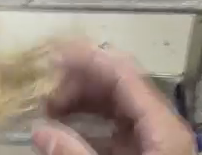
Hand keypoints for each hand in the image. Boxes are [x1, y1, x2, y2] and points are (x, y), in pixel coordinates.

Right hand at [32, 42, 196, 154]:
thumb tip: (38, 131)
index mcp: (162, 127)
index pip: (121, 72)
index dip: (85, 59)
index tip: (50, 57)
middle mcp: (162, 127)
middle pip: (118, 85)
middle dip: (79, 83)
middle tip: (44, 93)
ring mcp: (156, 144)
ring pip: (115, 106)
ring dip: (82, 102)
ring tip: (49, 110)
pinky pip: (116, 131)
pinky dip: (90, 127)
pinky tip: (66, 134)